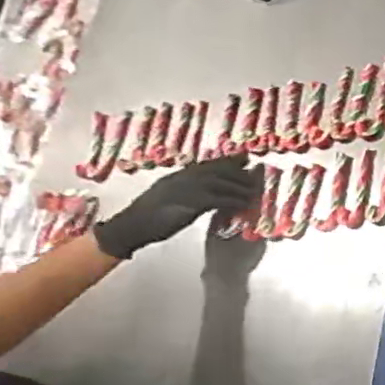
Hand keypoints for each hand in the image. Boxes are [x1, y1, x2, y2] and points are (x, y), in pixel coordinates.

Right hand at [93, 156, 262, 258]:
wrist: (130, 226)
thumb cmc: (146, 217)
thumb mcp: (166, 197)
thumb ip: (183, 191)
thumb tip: (201, 194)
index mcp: (177, 176)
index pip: (207, 165)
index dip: (227, 161)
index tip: (243, 158)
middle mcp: (183, 179)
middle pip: (216, 170)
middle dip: (237, 171)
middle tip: (254, 172)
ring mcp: (186, 190)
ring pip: (220, 182)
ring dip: (239, 186)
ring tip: (253, 190)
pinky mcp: (190, 204)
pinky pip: (217, 199)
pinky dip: (232, 200)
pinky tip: (243, 204)